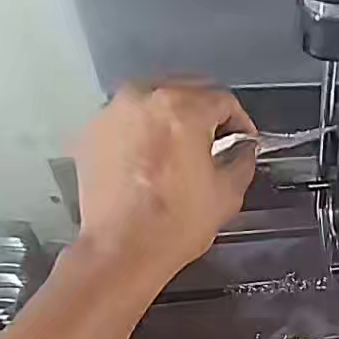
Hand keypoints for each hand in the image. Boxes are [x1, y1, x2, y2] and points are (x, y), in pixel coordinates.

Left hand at [69, 80, 257, 279]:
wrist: (123, 249)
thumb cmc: (174, 225)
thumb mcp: (225, 196)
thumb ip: (241, 163)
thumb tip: (243, 152)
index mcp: (182, 110)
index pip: (222, 99)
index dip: (240, 121)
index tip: (244, 139)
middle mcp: (144, 99)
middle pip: (186, 89)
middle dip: (207, 113)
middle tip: (218, 142)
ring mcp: (114, 112)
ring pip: (155, 100)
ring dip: (174, 118)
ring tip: (184, 151)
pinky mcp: (94, 131)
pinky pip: (129, 119)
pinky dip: (145, 131)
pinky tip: (154, 161)